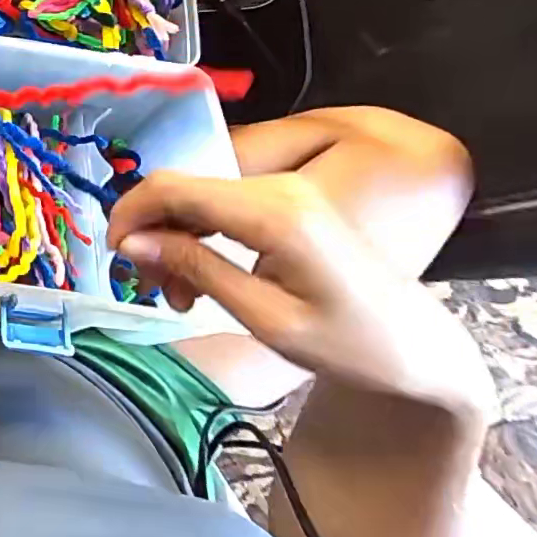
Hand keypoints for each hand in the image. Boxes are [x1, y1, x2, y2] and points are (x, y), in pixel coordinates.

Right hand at [108, 172, 493, 420]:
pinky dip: (197, 238)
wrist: (421, 350)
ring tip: (181, 296)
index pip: (175, 187)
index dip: (131, 211)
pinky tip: (200, 276)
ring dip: (174, 241)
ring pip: (195, 199)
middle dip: (152, 234)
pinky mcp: (283, 201)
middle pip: (181, 190)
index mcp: (274, 211)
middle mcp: (275, 186)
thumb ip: (197, 270)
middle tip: (154, 290)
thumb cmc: (352, 348)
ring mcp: (282, 189)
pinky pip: (219, 207)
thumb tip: (131, 242)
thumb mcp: (266, 319)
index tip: (114, 253)